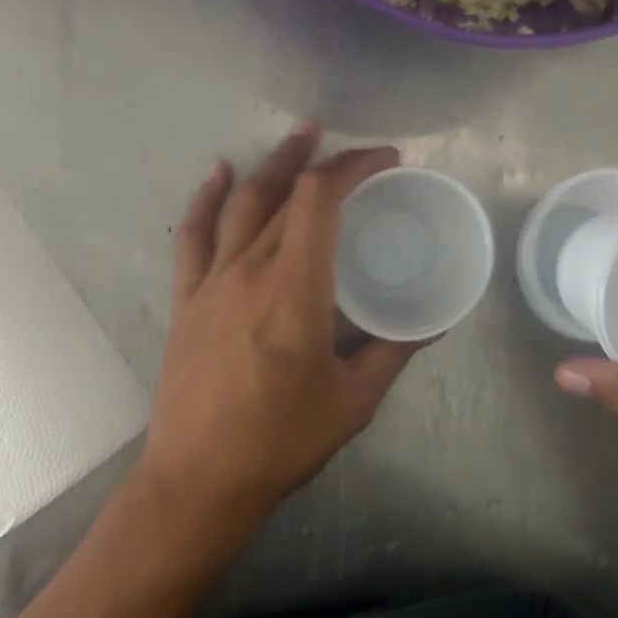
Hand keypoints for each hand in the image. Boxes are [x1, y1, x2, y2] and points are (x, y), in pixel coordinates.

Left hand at [137, 122, 419, 522]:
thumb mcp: (354, 400)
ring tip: (297, 139)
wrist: (201, 478)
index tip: (386, 162)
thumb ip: (393, 351)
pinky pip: (193, 236)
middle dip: (320, 162)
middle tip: (349, 150)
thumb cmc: (283, 442)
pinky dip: (206, 199)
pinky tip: (219, 175)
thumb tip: (432, 321)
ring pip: (239, 205)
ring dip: (271, 167)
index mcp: (295, 290)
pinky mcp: (186, 303)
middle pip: (282, 193)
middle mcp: (248, 272)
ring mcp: (210, 284)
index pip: (321, 199)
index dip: (354, 167)